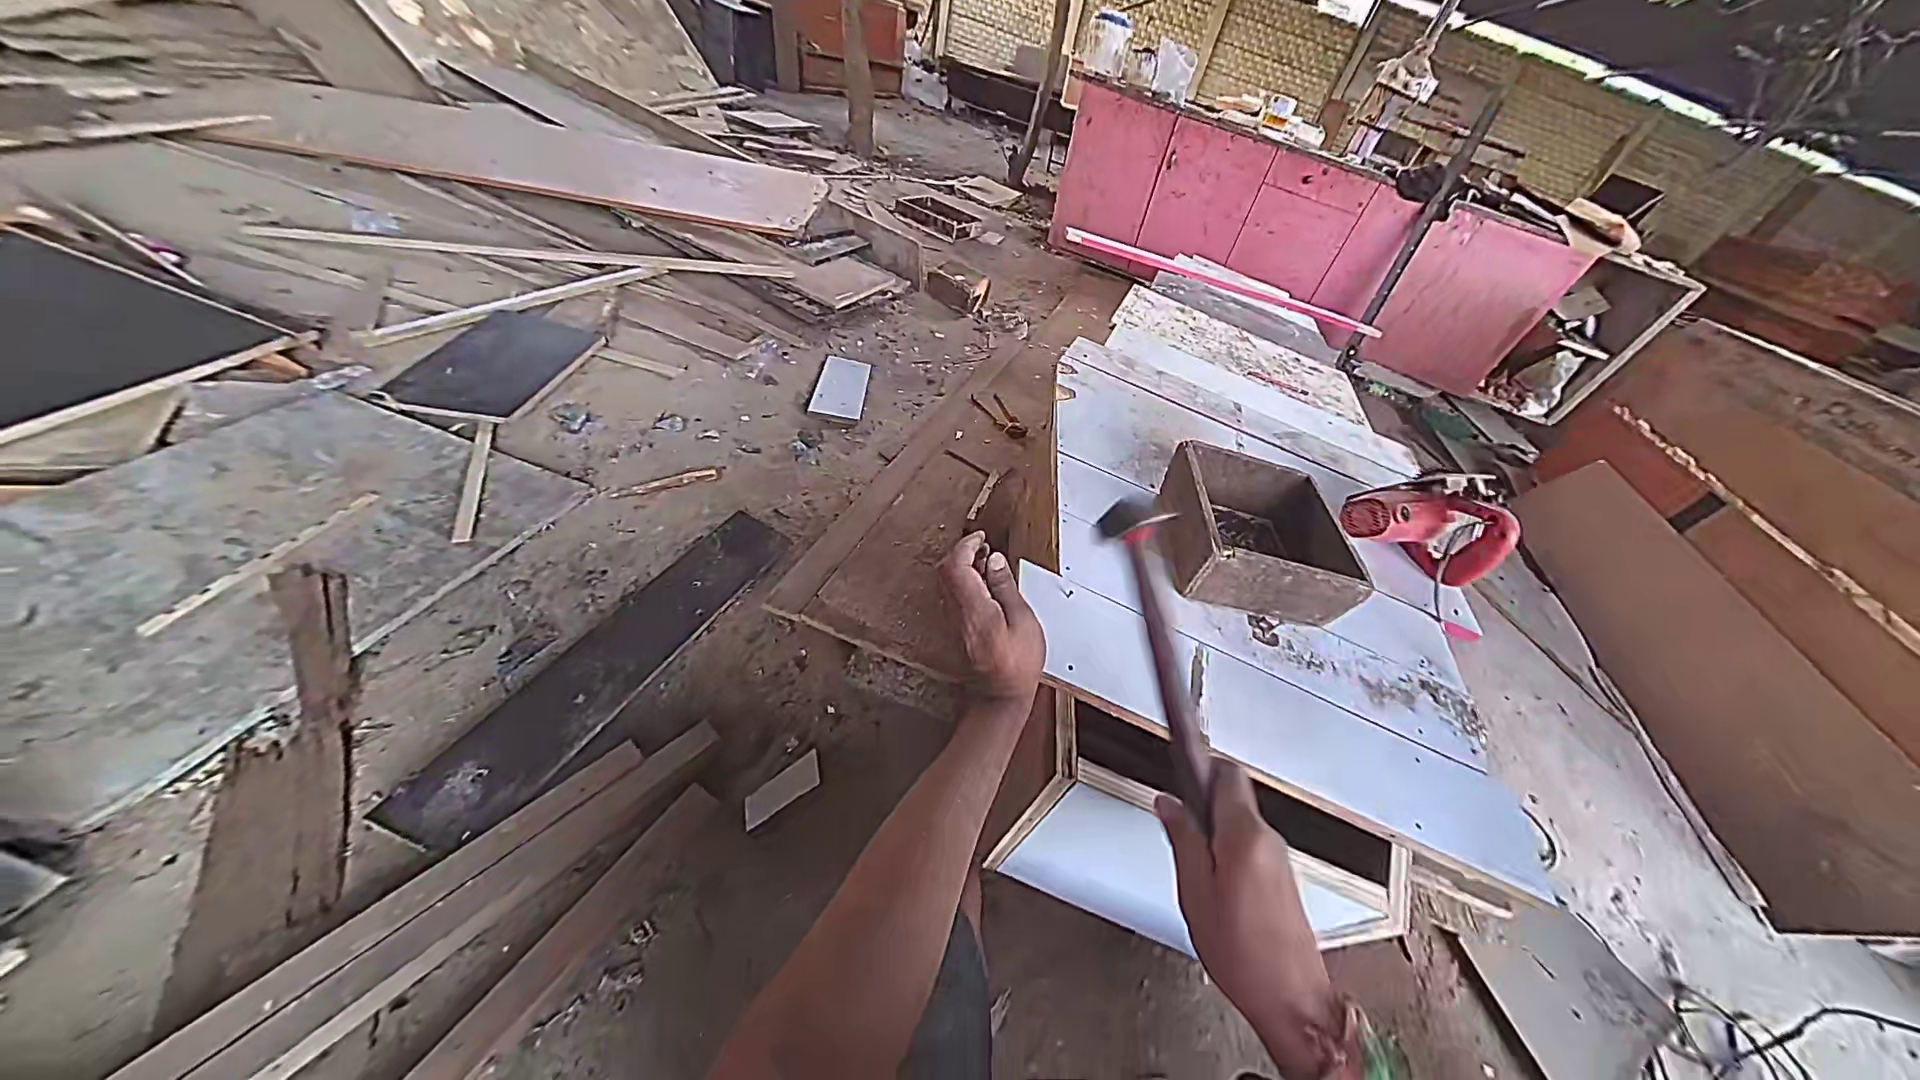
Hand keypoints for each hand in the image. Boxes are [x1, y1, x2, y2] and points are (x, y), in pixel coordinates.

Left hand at [937, 531, 1044, 707]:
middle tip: (982, 546)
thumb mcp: (1023, 621)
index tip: (980, 538)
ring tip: (984, 562)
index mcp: (975, 609)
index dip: (966, 545)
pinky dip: (961, 579)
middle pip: (945, 570)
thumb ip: (1006, 587)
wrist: (1001, 693)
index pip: (956, 566)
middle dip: (961, 551)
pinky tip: (980, 582)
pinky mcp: (956, 625)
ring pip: (944, 581)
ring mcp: (953, 620)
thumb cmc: (1018, 663)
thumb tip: (994, 561)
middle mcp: (958, 613)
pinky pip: (950, 593)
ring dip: (960, 564)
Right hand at [1156, 764, 1351, 1078]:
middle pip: (1232, 793)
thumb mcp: (1194, 890)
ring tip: (1191, 858)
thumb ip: (1181, 837)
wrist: (1292, 1003)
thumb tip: (1168, 804)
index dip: (1200, 762)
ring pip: (1239, 818)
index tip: (1181, 755)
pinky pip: (1249, 841)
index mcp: (1244, 836)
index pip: (1226, 773)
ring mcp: (1279, 858)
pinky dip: (1227, 845)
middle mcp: (1268, 840)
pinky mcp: (1282, 875)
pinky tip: (1212, 877)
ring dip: (1213, 826)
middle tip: (1176, 819)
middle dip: (1201, 800)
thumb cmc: (1245, 956)